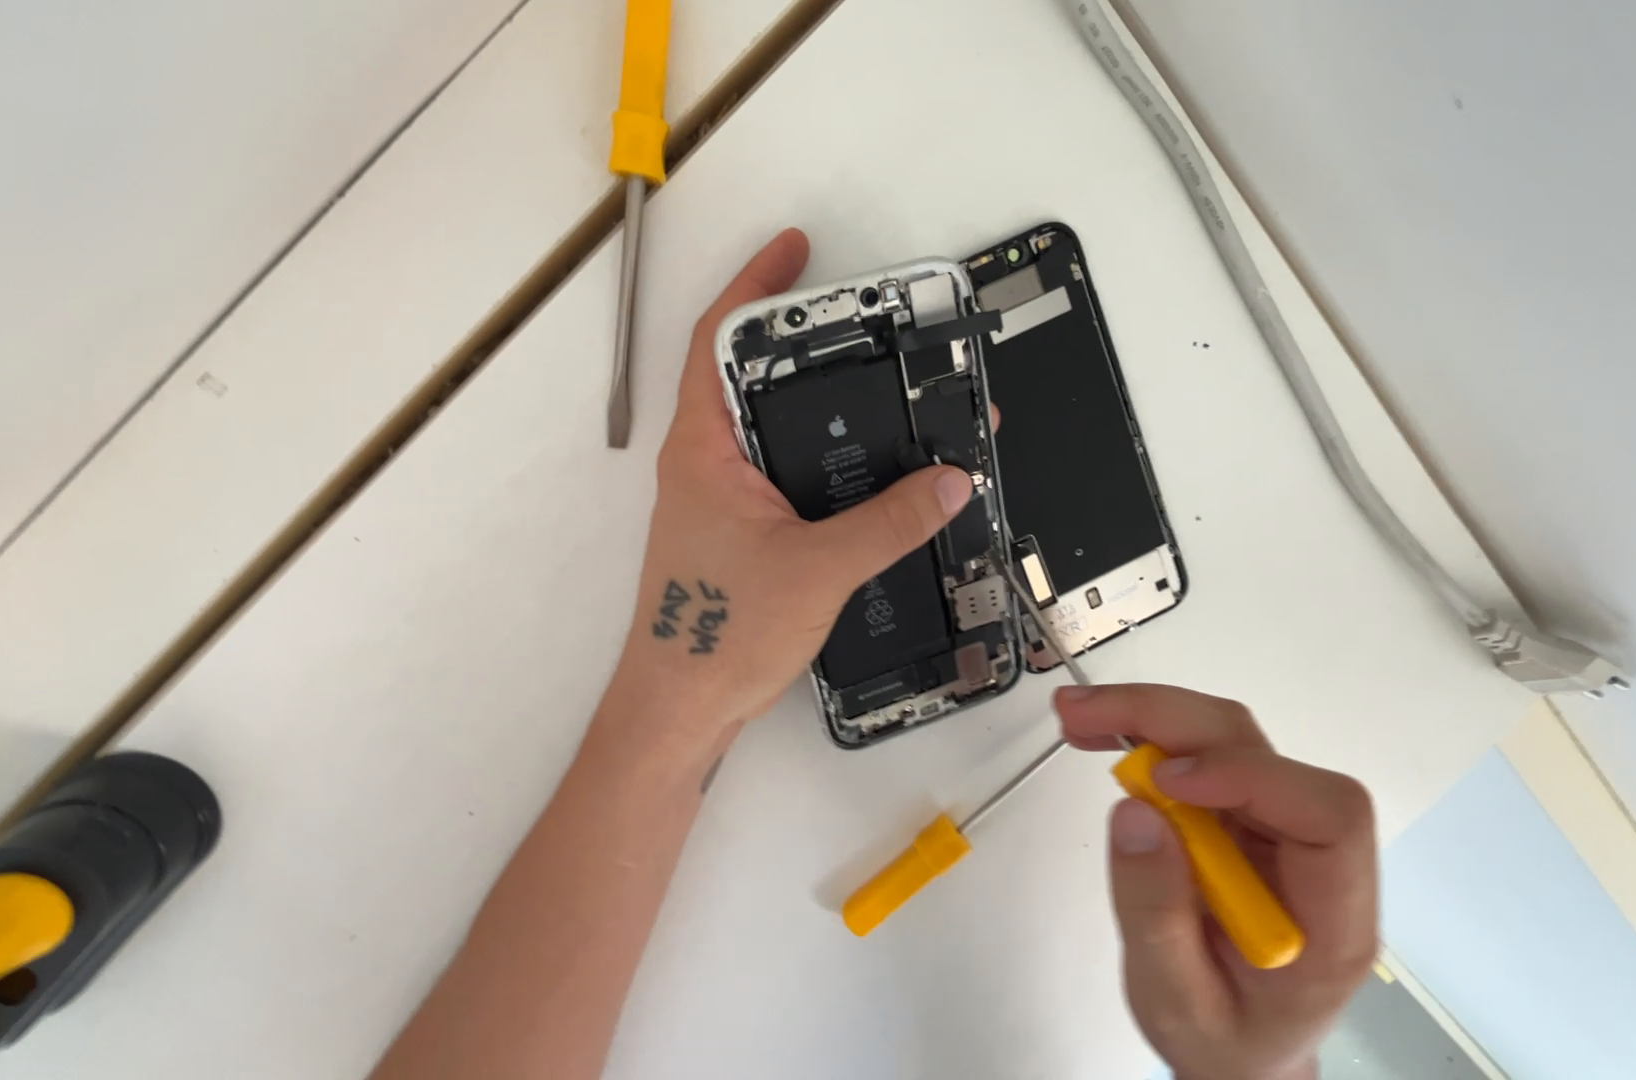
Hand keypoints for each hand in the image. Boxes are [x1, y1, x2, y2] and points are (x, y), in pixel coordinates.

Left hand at [607, 229, 975, 750]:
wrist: (682, 707)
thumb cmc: (722, 634)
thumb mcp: (817, 570)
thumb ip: (890, 522)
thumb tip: (953, 482)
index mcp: (703, 448)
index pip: (719, 341)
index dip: (757, 287)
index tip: (797, 250)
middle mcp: (706, 462)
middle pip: (751, 375)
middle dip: (803, 342)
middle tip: (865, 323)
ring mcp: (721, 496)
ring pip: (769, 426)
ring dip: (815, 404)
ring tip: (879, 388)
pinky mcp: (739, 528)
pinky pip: (782, 471)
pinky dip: (819, 456)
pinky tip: (865, 466)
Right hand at [1057, 684, 1377, 1079]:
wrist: (1234, 1047)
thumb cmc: (1218, 1037)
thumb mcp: (1175, 999)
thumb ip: (1156, 914)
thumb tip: (1134, 809)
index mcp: (1329, 917)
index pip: (1326, 815)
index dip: (1249, 778)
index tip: (1166, 781)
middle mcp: (1310, 853)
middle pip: (1261, 752)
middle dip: (1169, 721)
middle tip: (1081, 714)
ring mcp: (1274, 826)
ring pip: (1227, 736)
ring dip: (1150, 715)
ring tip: (1075, 717)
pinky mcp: (1239, 812)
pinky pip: (1201, 753)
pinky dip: (1147, 733)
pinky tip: (1101, 733)